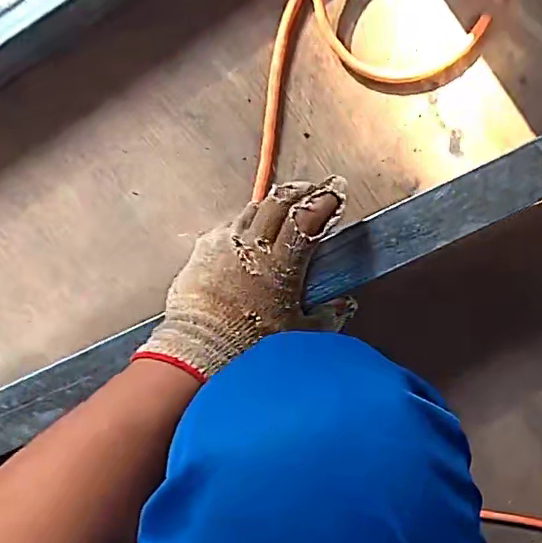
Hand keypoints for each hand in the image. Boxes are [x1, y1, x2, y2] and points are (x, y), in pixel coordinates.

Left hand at [136, 177, 352, 380]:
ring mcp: (224, 245)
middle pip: (279, 202)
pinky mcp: (202, 251)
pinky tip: (247, 234)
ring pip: (251, 209)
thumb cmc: (250, 345)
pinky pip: (226, 228)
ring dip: (271, 204)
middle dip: (300, 192)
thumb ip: (326, 317)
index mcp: (280, 264)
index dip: (324, 201)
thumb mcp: (298, 333)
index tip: (336, 192)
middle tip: (313, 192)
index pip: (306, 218)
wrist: (199, 351)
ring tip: (283, 206)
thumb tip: (342, 306)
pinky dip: (242, 224)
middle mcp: (251, 246)